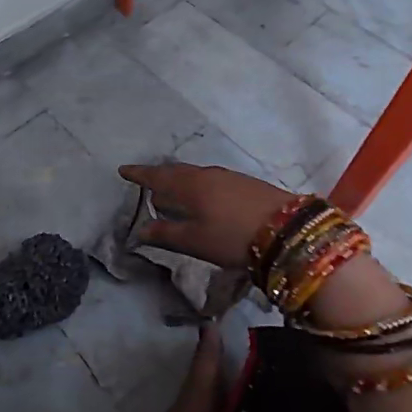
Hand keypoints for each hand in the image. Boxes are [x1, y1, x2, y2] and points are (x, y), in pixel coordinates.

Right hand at [117, 162, 295, 269]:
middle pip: (176, 172)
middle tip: (147, 182)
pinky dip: (199, 186)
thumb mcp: (195, 241)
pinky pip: (211, 180)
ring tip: (173, 193)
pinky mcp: (247, 185)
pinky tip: (204, 199)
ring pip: (195, 176)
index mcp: (188, 185)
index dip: (139, 175)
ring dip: (180, 182)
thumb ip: (166, 234)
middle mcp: (206, 175)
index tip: (123, 170)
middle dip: (160, 177)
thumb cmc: (232, 236)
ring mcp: (228, 177)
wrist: (289, 231)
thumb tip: (140, 230)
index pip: (156, 176)